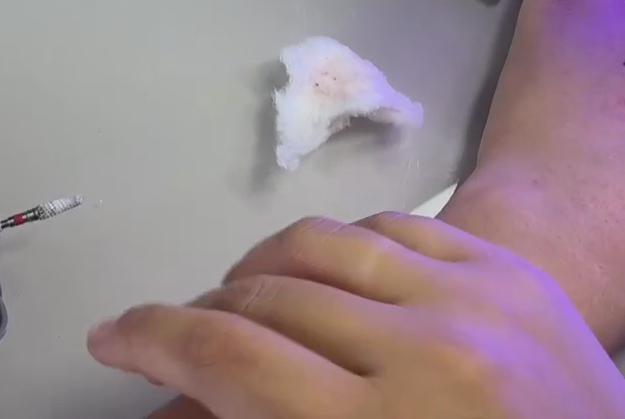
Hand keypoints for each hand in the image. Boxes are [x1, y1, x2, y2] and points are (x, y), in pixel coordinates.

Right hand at [88, 214, 624, 418]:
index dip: (154, 340)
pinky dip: (338, 246)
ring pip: (319, 242)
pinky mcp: (513, 269)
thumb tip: (175, 404)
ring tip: (240, 296)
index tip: (110, 335)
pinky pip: (390, 224)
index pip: (232, 362)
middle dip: (201, 312)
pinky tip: (324, 275)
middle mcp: (437, 353)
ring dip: (259, 267)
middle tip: (177, 334)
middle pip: (268, 296)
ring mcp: (483, 298)